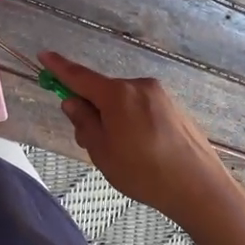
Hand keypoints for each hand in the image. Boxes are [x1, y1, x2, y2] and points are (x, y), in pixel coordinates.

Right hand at [39, 51, 234, 218]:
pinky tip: (143, 151)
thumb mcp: (102, 151)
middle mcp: (139, 86)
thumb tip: (73, 102)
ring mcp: (160, 96)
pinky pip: (140, 108)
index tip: (44, 56)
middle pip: (102, 92)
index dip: (59, 67)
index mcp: (117, 94)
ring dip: (112, 119)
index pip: (79, 76)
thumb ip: (83, 122)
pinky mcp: (174, 109)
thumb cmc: (144, 172)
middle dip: (91, 110)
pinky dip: (131, 122)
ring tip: (123, 155)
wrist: (200, 189)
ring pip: (122, 102)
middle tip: (92, 144)